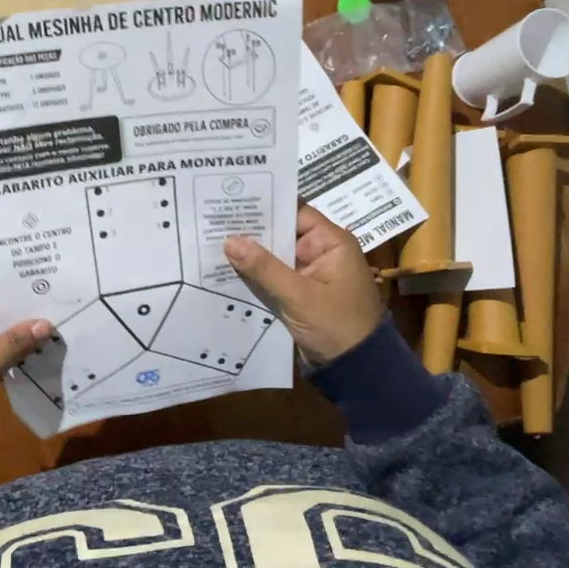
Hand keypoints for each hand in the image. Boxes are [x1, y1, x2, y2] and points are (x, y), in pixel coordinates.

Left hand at [0, 261, 52, 399]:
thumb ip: (14, 344)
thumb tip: (47, 323)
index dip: (4, 262)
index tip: (36, 251)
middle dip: (22, 287)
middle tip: (59, 276)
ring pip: (0, 315)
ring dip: (24, 312)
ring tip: (61, 300)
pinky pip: (2, 336)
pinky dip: (20, 334)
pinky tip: (47, 331)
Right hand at [224, 206, 384, 363]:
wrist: (356, 368)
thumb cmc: (336, 325)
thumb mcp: (298, 295)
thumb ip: (263, 267)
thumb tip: (229, 240)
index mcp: (331, 243)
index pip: (296, 212)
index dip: (267, 205)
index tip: (235, 199)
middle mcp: (321, 252)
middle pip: (283, 233)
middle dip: (253, 230)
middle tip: (214, 219)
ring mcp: (310, 274)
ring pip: (276, 256)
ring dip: (251, 253)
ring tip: (212, 239)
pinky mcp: (300, 293)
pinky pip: (275, 276)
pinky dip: (256, 274)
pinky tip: (227, 268)